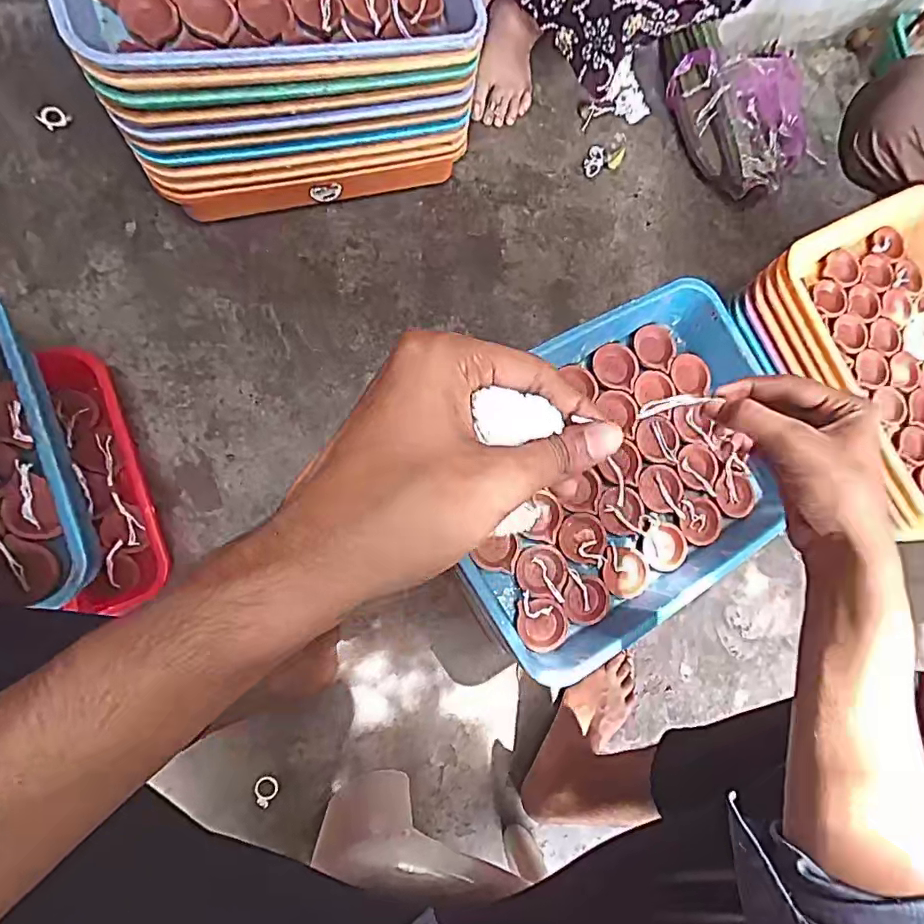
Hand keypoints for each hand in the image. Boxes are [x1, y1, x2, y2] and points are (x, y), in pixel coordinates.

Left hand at [271, 331, 622, 604]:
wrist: (316, 564)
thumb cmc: (402, 515)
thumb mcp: (493, 484)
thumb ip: (556, 455)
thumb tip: (607, 434)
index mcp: (439, 359)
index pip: (530, 372)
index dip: (575, 408)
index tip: (606, 439)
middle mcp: (419, 371)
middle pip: (507, 399)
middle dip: (545, 444)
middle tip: (576, 481)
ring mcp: (405, 406)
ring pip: (485, 428)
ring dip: (519, 464)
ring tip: (548, 500)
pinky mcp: (397, 441)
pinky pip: (458, 447)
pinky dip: (485, 473)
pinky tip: (505, 508)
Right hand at [710, 377, 890, 551]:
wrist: (843, 547)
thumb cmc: (836, 492)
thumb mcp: (795, 445)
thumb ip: (754, 418)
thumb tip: (715, 404)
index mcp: (848, 407)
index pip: (791, 386)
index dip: (752, 389)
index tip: (718, 395)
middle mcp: (834, 422)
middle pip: (780, 405)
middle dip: (746, 409)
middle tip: (714, 412)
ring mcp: (816, 446)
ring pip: (771, 425)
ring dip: (745, 427)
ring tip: (723, 433)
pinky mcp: (798, 468)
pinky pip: (768, 446)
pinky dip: (750, 444)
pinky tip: (736, 447)